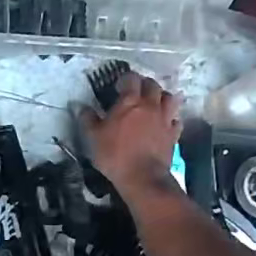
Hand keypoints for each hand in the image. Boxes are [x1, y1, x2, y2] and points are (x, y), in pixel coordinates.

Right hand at [81, 71, 182, 196]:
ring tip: (154, 103)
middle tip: (136, 92)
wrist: (142, 177)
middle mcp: (150, 105)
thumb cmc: (115, 155)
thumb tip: (80, 106)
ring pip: (169, 98)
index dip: (125, 79)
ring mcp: (165, 119)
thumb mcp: (93, 137)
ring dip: (162, 97)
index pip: (131, 79)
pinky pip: (176, 120)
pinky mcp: (173, 134)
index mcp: (130, 101)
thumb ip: (87, 119)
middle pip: (152, 85)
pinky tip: (165, 123)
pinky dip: (171, 118)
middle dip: (144, 84)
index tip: (118, 87)